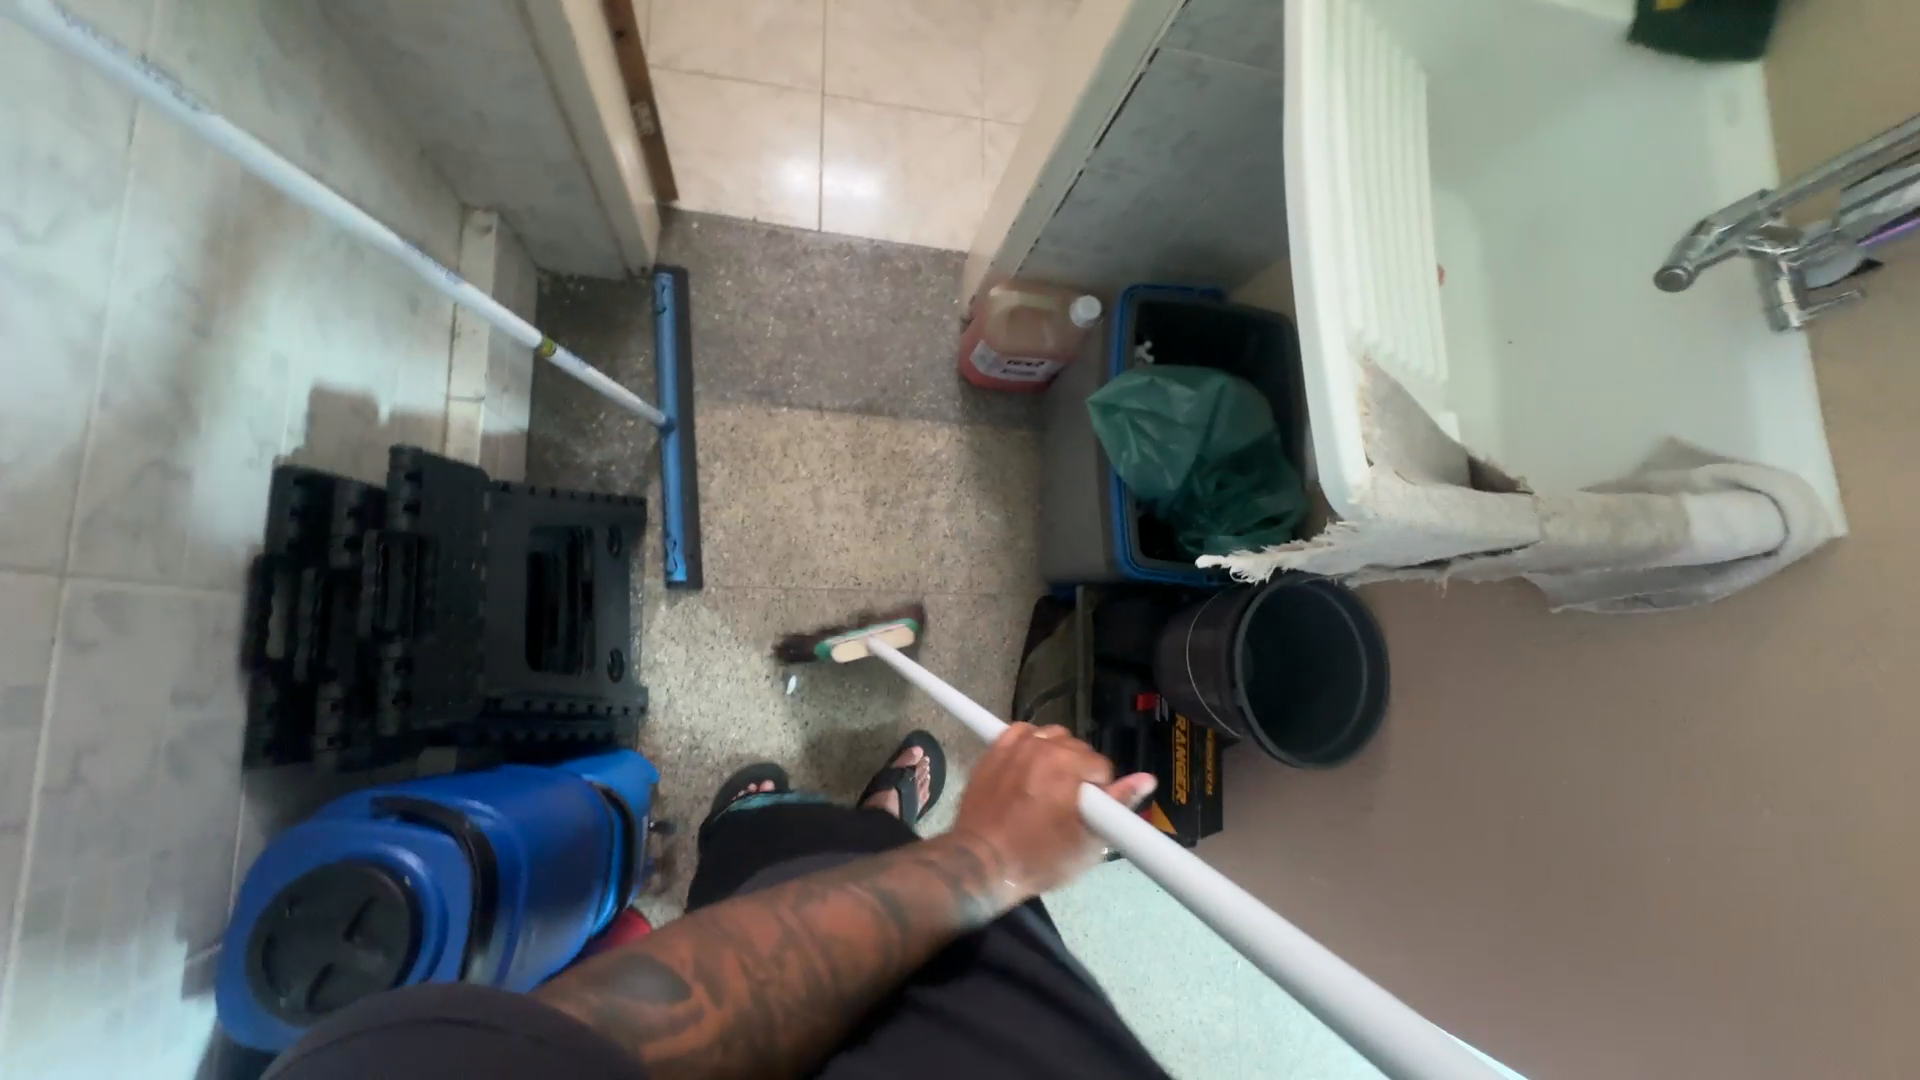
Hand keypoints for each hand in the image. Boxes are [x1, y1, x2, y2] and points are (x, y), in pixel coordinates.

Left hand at [949, 723, 1155, 900]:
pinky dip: (1029, 744)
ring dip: (1055, 755)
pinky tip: (1027, 767)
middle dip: (1078, 773)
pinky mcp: (996, 748)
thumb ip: (1119, 806)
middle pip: (1078, 749)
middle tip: (1065, 805)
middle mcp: (1045, 747)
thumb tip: (1147, 779)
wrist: (982, 861)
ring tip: (1046, 786)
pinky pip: (1023, 732)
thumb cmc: (1038, 857)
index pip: (1102, 766)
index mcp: (1070, 766)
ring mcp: (1017, 744)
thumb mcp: (1088, 843)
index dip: (1100, 792)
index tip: (1086, 813)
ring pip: (1052, 736)